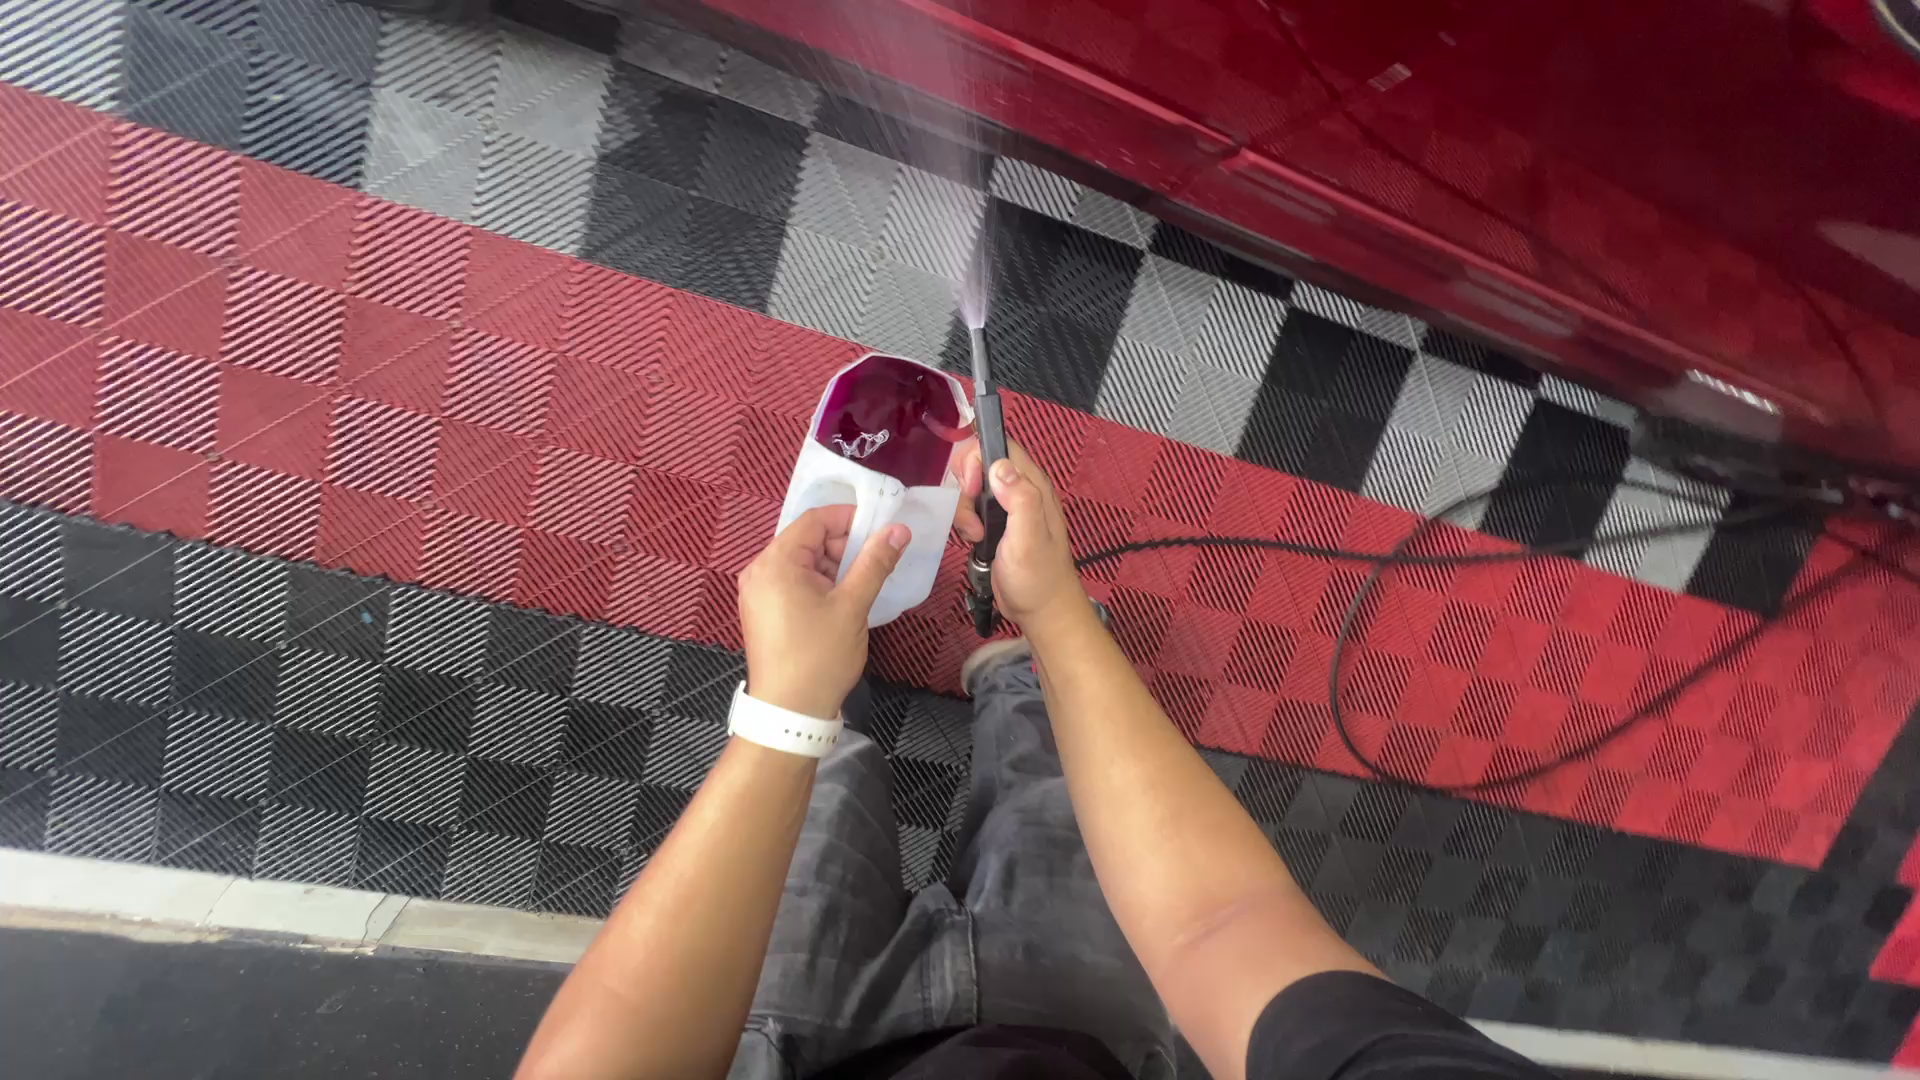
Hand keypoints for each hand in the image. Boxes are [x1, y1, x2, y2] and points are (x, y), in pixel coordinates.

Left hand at [738, 506, 909, 719]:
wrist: (790, 714)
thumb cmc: (819, 657)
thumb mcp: (853, 605)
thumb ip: (875, 562)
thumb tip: (898, 530)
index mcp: (776, 563)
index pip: (814, 520)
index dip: (850, 519)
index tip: (881, 529)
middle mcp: (759, 571)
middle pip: (807, 540)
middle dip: (844, 546)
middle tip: (875, 564)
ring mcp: (758, 593)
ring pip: (803, 563)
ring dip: (834, 567)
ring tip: (861, 588)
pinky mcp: (763, 612)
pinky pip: (794, 583)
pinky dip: (820, 584)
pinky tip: (843, 602)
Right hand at [952, 439, 1086, 631]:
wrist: (1040, 610)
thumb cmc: (1037, 577)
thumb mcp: (1029, 537)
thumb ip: (1020, 499)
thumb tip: (999, 466)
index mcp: (1033, 486)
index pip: (1001, 447)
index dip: (977, 458)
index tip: (970, 488)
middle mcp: (1020, 489)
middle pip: (980, 464)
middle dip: (965, 486)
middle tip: (973, 517)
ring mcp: (1006, 507)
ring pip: (972, 487)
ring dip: (964, 509)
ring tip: (976, 535)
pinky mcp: (995, 524)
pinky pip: (971, 508)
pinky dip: (966, 521)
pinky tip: (975, 540)